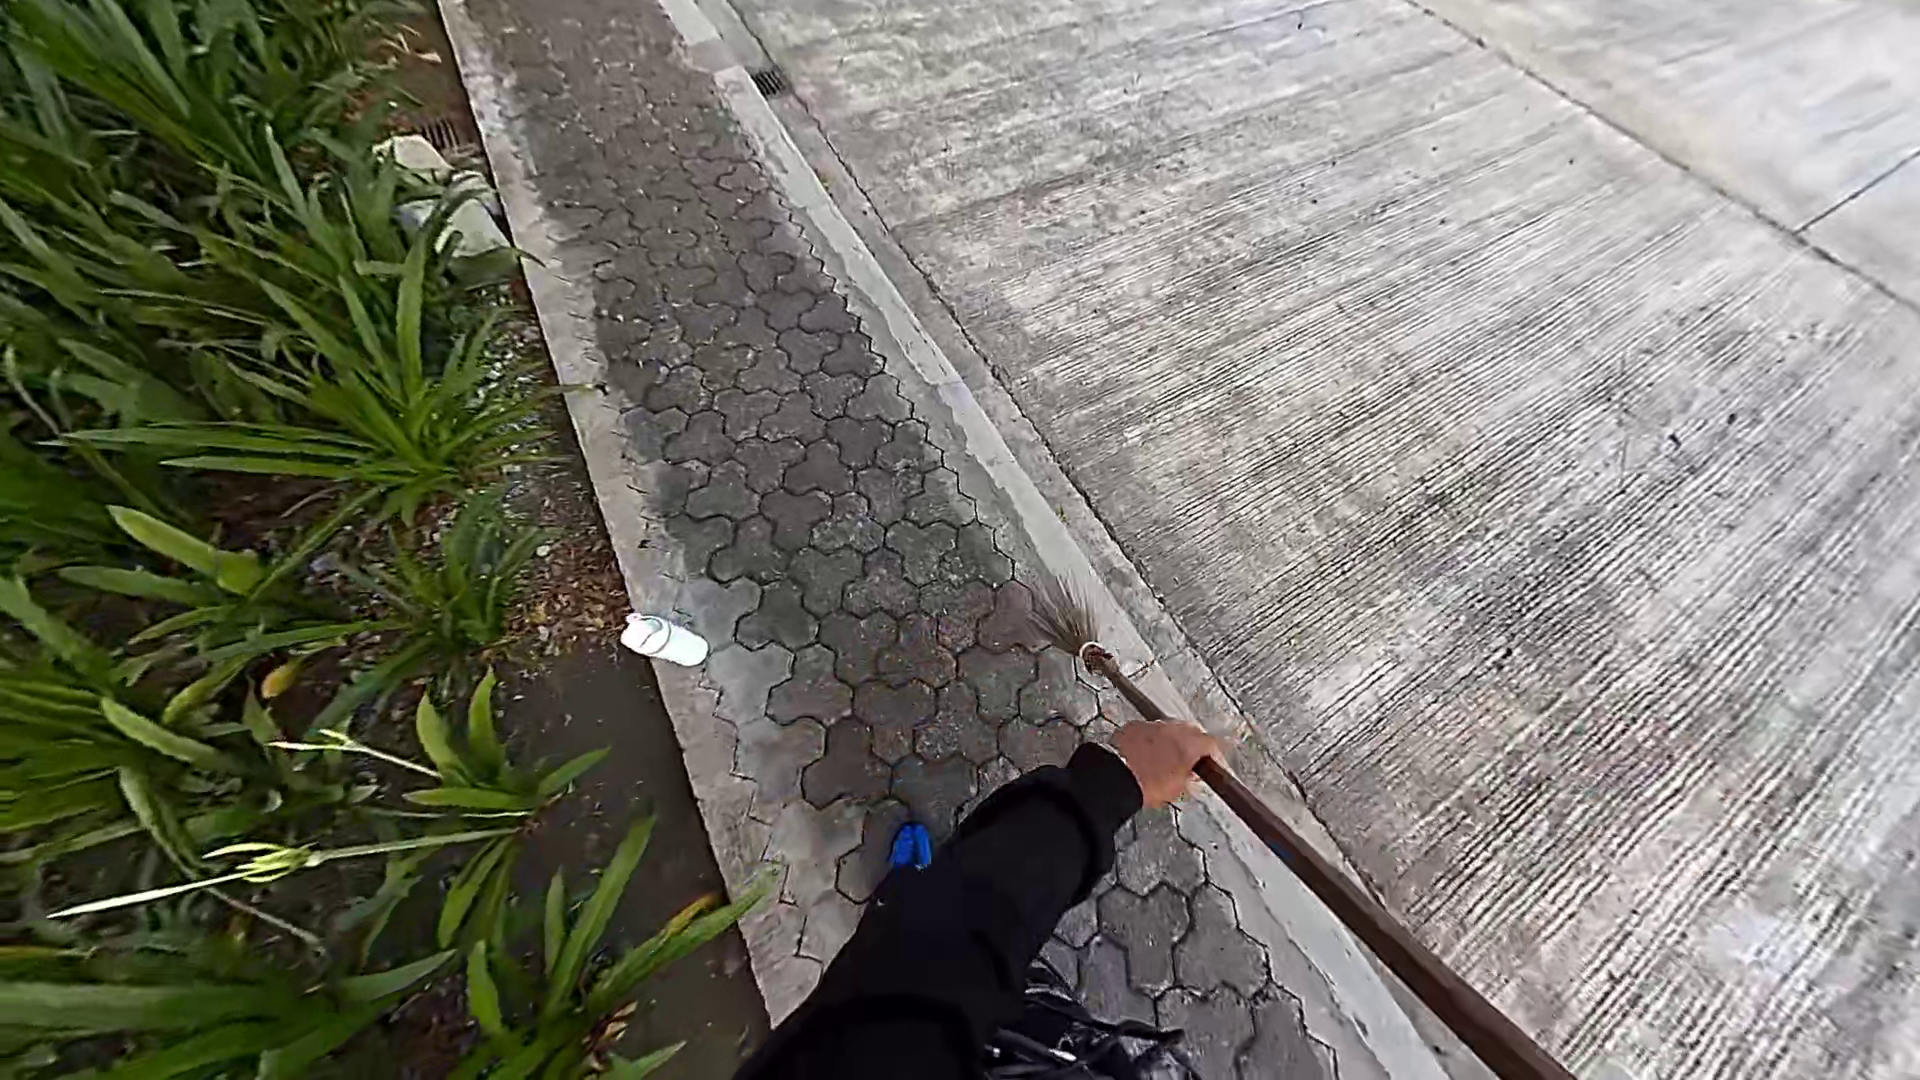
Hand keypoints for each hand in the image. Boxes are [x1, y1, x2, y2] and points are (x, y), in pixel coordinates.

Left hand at [1112, 721, 1219, 807]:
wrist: (1116, 775)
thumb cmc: (1146, 784)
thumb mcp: (1177, 789)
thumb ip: (1189, 778)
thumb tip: (1190, 776)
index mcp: (1189, 744)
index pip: (1211, 743)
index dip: (1213, 754)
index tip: (1211, 761)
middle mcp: (1172, 729)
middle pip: (1190, 730)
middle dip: (1192, 743)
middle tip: (1189, 759)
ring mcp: (1152, 724)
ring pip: (1169, 727)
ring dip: (1171, 739)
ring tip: (1166, 757)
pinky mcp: (1133, 725)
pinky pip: (1148, 728)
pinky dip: (1151, 738)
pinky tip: (1146, 751)